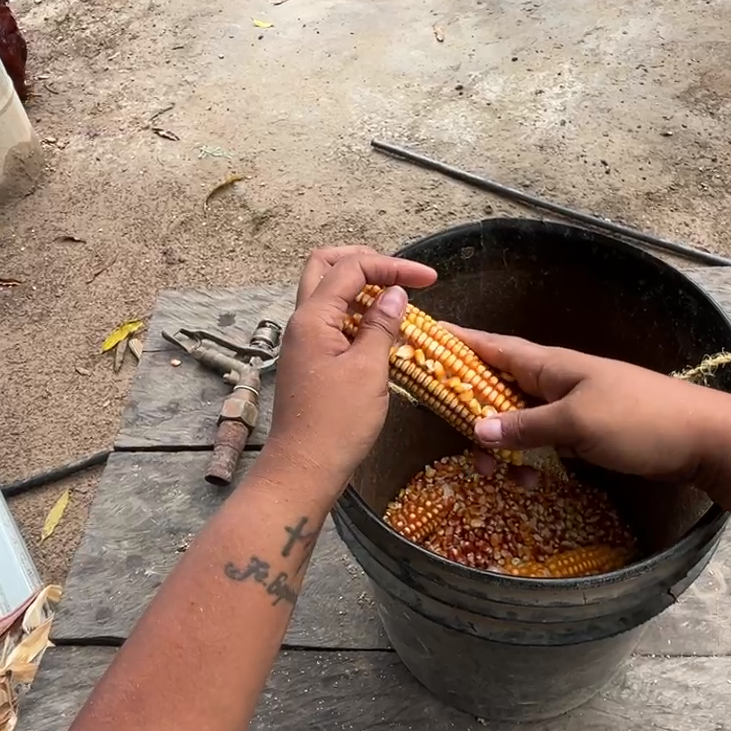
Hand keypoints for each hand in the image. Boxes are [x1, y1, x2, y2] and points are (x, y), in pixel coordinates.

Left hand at [259, 246, 436, 489]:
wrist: (304, 468)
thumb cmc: (337, 424)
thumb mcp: (369, 371)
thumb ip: (381, 326)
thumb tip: (396, 293)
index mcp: (312, 318)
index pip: (351, 268)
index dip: (392, 266)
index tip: (429, 279)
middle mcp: (301, 322)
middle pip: (325, 266)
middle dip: (365, 262)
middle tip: (400, 275)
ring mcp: (302, 341)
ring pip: (326, 293)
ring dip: (360, 287)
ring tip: (396, 300)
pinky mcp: (310, 360)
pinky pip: (331, 320)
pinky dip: (356, 314)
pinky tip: (381, 329)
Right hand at [452, 328, 730, 487]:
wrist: (702, 439)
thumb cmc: (639, 419)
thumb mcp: (578, 423)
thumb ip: (526, 425)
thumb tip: (475, 429)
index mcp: (548, 365)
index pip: (489, 347)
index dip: (455, 342)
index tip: (419, 337)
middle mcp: (551, 380)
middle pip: (493, 386)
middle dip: (468, 409)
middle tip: (451, 436)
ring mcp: (565, 406)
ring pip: (513, 419)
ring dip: (499, 444)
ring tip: (493, 475)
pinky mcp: (579, 431)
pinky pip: (538, 440)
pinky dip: (526, 459)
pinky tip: (528, 481)